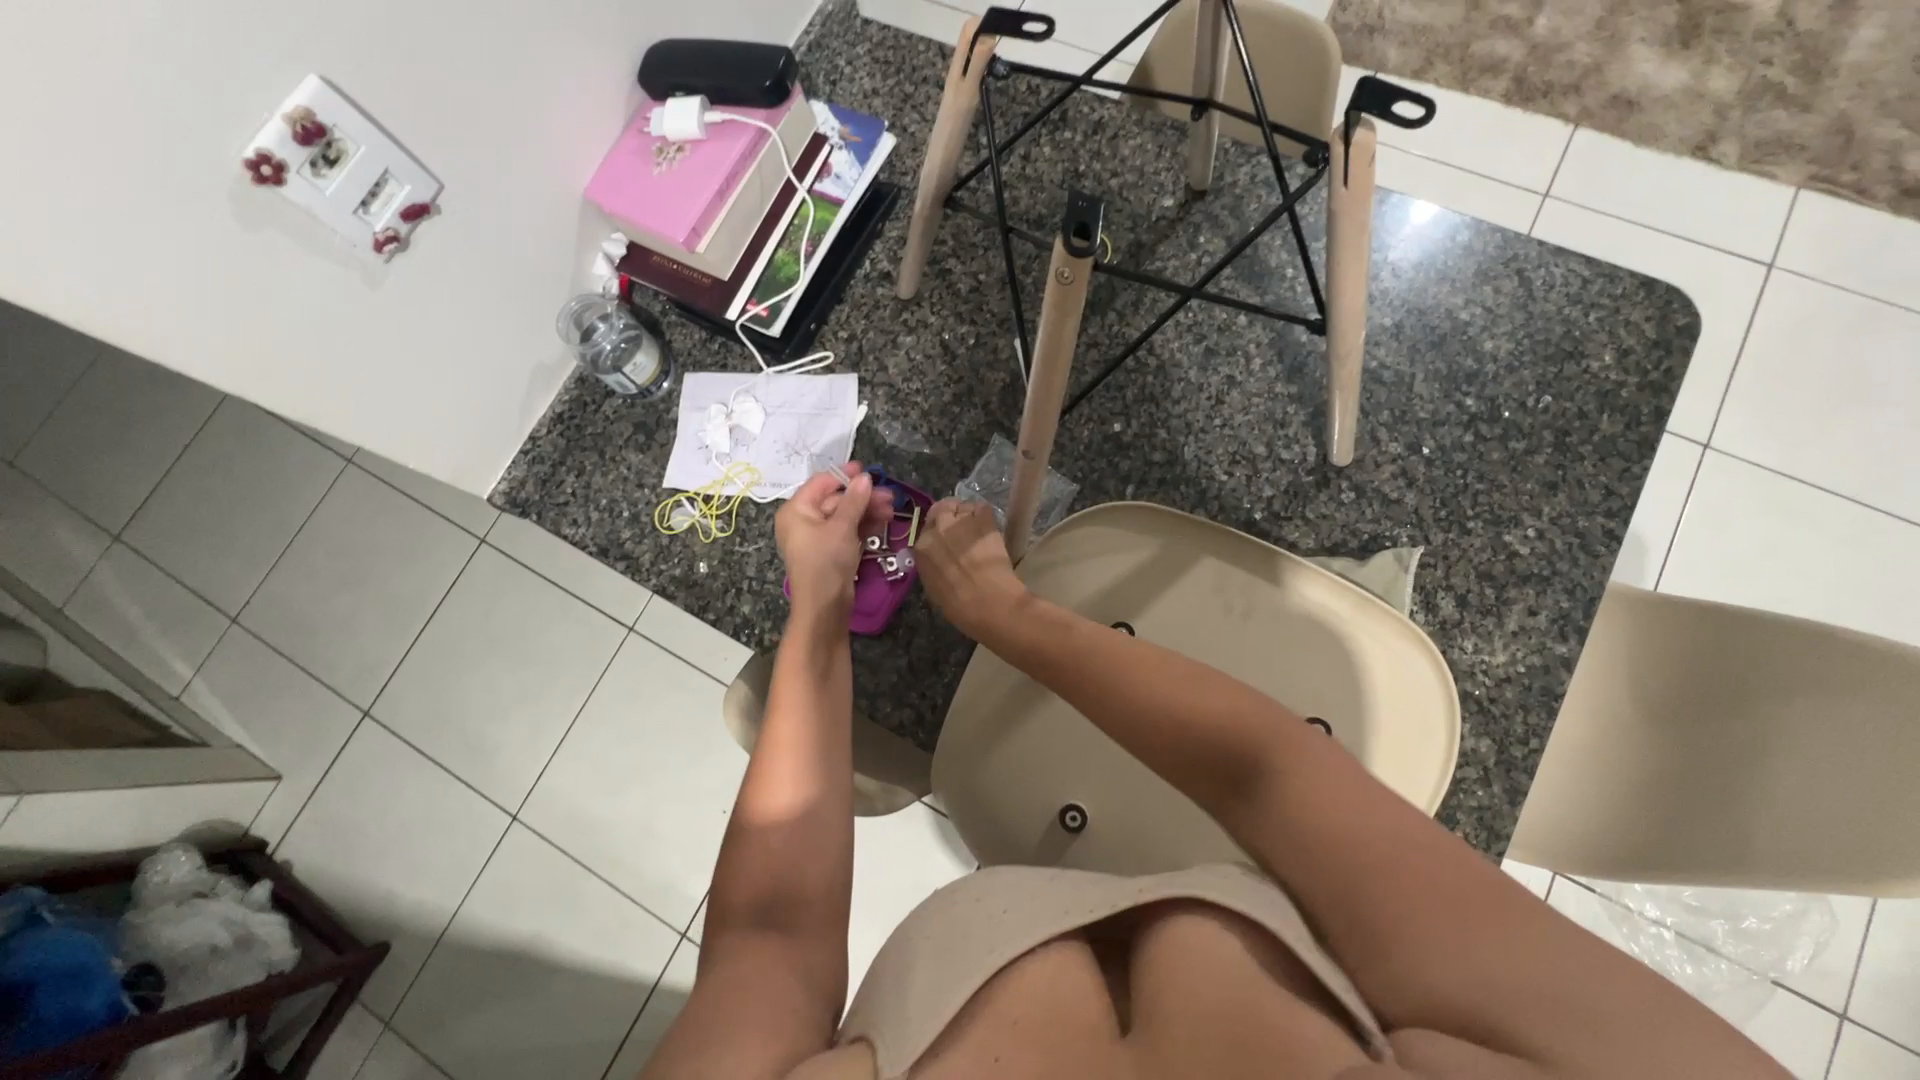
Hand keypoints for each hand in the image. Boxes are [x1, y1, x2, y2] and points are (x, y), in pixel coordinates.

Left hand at [776, 462, 893, 620]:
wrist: (824, 607)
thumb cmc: (826, 561)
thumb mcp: (841, 527)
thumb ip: (854, 500)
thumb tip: (865, 478)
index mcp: (796, 510)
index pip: (821, 483)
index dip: (844, 475)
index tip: (868, 470)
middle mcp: (803, 521)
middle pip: (836, 500)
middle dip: (863, 497)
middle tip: (889, 496)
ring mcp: (817, 538)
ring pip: (845, 516)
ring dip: (867, 512)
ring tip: (891, 511)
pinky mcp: (831, 552)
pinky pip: (847, 532)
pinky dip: (863, 526)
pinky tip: (883, 523)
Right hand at [915, 500, 1030, 639]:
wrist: (989, 602)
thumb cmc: (960, 606)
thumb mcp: (933, 588)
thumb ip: (931, 567)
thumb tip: (937, 560)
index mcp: (921, 549)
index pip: (925, 531)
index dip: (936, 534)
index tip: (946, 541)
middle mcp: (937, 529)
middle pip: (939, 511)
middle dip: (947, 517)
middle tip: (959, 530)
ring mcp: (960, 521)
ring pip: (959, 505)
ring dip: (965, 514)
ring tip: (975, 527)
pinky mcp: (983, 519)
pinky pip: (980, 507)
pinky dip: (983, 515)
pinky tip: (986, 528)